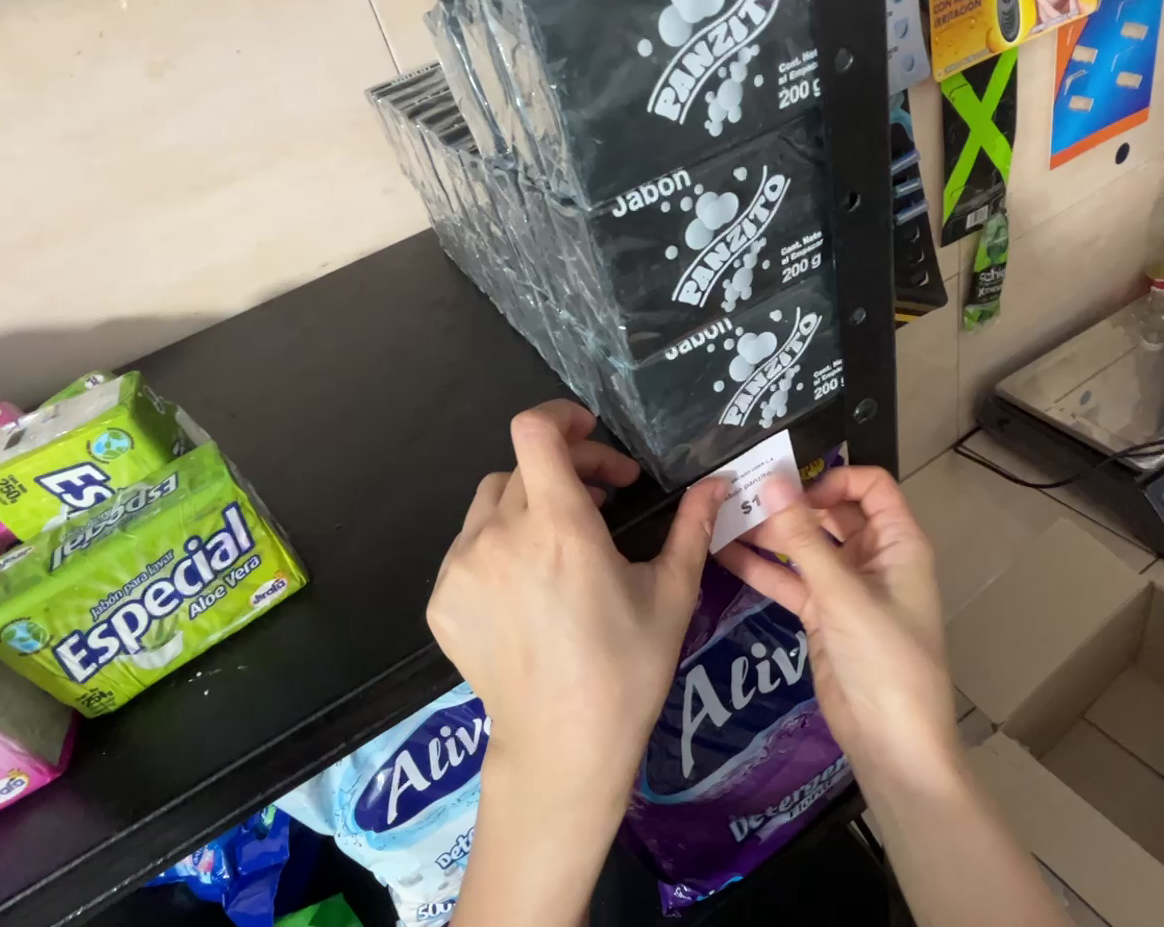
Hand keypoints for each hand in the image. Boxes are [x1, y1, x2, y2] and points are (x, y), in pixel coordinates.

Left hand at [427, 400, 727, 811]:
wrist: (563, 746)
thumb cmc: (626, 669)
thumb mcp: (671, 594)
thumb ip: (692, 527)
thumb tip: (720, 483)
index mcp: (559, 526)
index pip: (535, 431)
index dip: (560, 416)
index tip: (589, 432)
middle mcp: (500, 535)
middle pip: (522, 466)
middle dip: (566, 469)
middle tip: (604, 502)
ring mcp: (462, 568)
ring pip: (490, 502)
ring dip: (529, 502)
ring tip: (563, 538)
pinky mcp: (442, 599)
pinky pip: (468, 547)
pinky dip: (499, 545)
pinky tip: (529, 584)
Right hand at [713, 466, 956, 780]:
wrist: (891, 741)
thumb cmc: (883, 657)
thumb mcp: (843, 593)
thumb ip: (802, 538)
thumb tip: (772, 482)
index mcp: (898, 543)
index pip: (870, 487)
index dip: (832, 480)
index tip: (790, 490)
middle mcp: (873, 557)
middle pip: (830, 514)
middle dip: (789, 505)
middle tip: (741, 497)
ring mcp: (845, 587)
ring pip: (804, 547)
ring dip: (769, 535)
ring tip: (722, 520)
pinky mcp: (822, 613)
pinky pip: (790, 580)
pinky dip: (762, 569)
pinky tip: (725, 555)